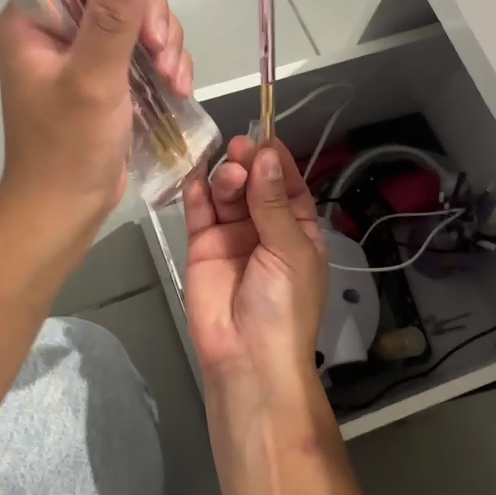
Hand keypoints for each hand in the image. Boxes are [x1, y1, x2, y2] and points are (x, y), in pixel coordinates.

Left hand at [0, 0, 190, 247]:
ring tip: (174, 82)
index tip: (147, 27)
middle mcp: (56, 31)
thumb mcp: (93, 78)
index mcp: (32, 20)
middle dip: (153, 25)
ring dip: (166, 47)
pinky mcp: (106, 80)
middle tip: (165, 61)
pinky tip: (179, 88)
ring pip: (138, 24)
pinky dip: (165, 66)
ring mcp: (83, 56)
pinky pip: (144, 53)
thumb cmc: (67, 148)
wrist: (65, 212)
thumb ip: (113, 15)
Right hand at [182, 135, 328, 390]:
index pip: (289, 185)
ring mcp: (232, 236)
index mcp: (298, 231)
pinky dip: (197, 190)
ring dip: (227, 177)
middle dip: (250, 165)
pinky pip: (200, 211)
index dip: (278, 162)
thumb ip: (274, 202)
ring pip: (228, 193)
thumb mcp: (290, 250)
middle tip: (241, 150)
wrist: (248, 357)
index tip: (265, 137)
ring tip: (230, 176)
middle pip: (256, 184)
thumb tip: (267, 157)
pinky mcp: (201, 246)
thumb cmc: (284, 305)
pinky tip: (197, 173)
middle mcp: (265, 229)